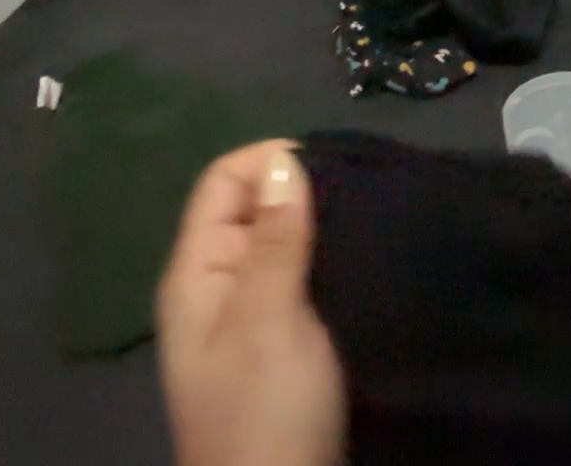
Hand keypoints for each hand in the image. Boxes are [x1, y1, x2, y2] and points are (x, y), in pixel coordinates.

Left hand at [156, 141, 342, 465]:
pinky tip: (366, 254)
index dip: (270, 163)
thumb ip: (275, 238)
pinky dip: (331, 255)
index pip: (223, 182)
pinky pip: (305, 272)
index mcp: (199, 273)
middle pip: (253, 205)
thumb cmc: (266, 412)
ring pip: (284, 238)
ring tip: (372, 218)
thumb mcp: (269, 320)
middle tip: (361, 195)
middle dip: (303, 190)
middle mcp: (221, 282)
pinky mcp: (288, 333)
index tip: (331, 170)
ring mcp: (253, 310)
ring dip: (322, 224)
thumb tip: (285, 159)